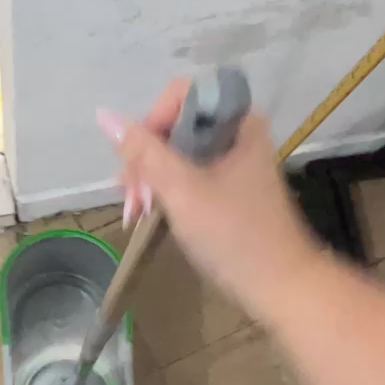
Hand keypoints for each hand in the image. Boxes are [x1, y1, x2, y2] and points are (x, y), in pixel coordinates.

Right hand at [100, 78, 326, 310]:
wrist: (280, 287)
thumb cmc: (234, 237)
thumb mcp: (183, 192)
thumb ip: (144, 152)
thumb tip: (105, 115)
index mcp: (237, 122)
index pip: (180, 97)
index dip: (151, 124)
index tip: (138, 165)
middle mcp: (237, 134)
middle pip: (175, 125)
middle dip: (145, 159)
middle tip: (132, 199)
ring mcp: (233, 162)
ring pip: (177, 154)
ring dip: (150, 179)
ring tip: (134, 213)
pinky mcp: (228, 188)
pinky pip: (187, 175)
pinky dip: (165, 192)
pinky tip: (147, 214)